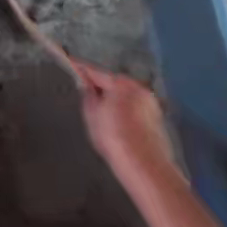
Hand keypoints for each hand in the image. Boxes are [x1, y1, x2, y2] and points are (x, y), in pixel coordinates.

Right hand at [70, 59, 182, 188]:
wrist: (144, 164)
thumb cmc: (114, 138)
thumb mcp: (92, 117)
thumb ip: (88, 96)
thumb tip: (87, 86)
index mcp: (121, 84)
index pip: (96, 72)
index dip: (81, 69)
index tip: (70, 62)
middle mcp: (139, 87)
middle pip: (114, 83)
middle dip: (101, 87)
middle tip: (86, 97)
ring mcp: (150, 101)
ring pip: (126, 96)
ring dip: (114, 100)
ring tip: (103, 117)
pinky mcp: (156, 116)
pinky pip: (135, 107)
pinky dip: (125, 111)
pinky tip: (119, 127)